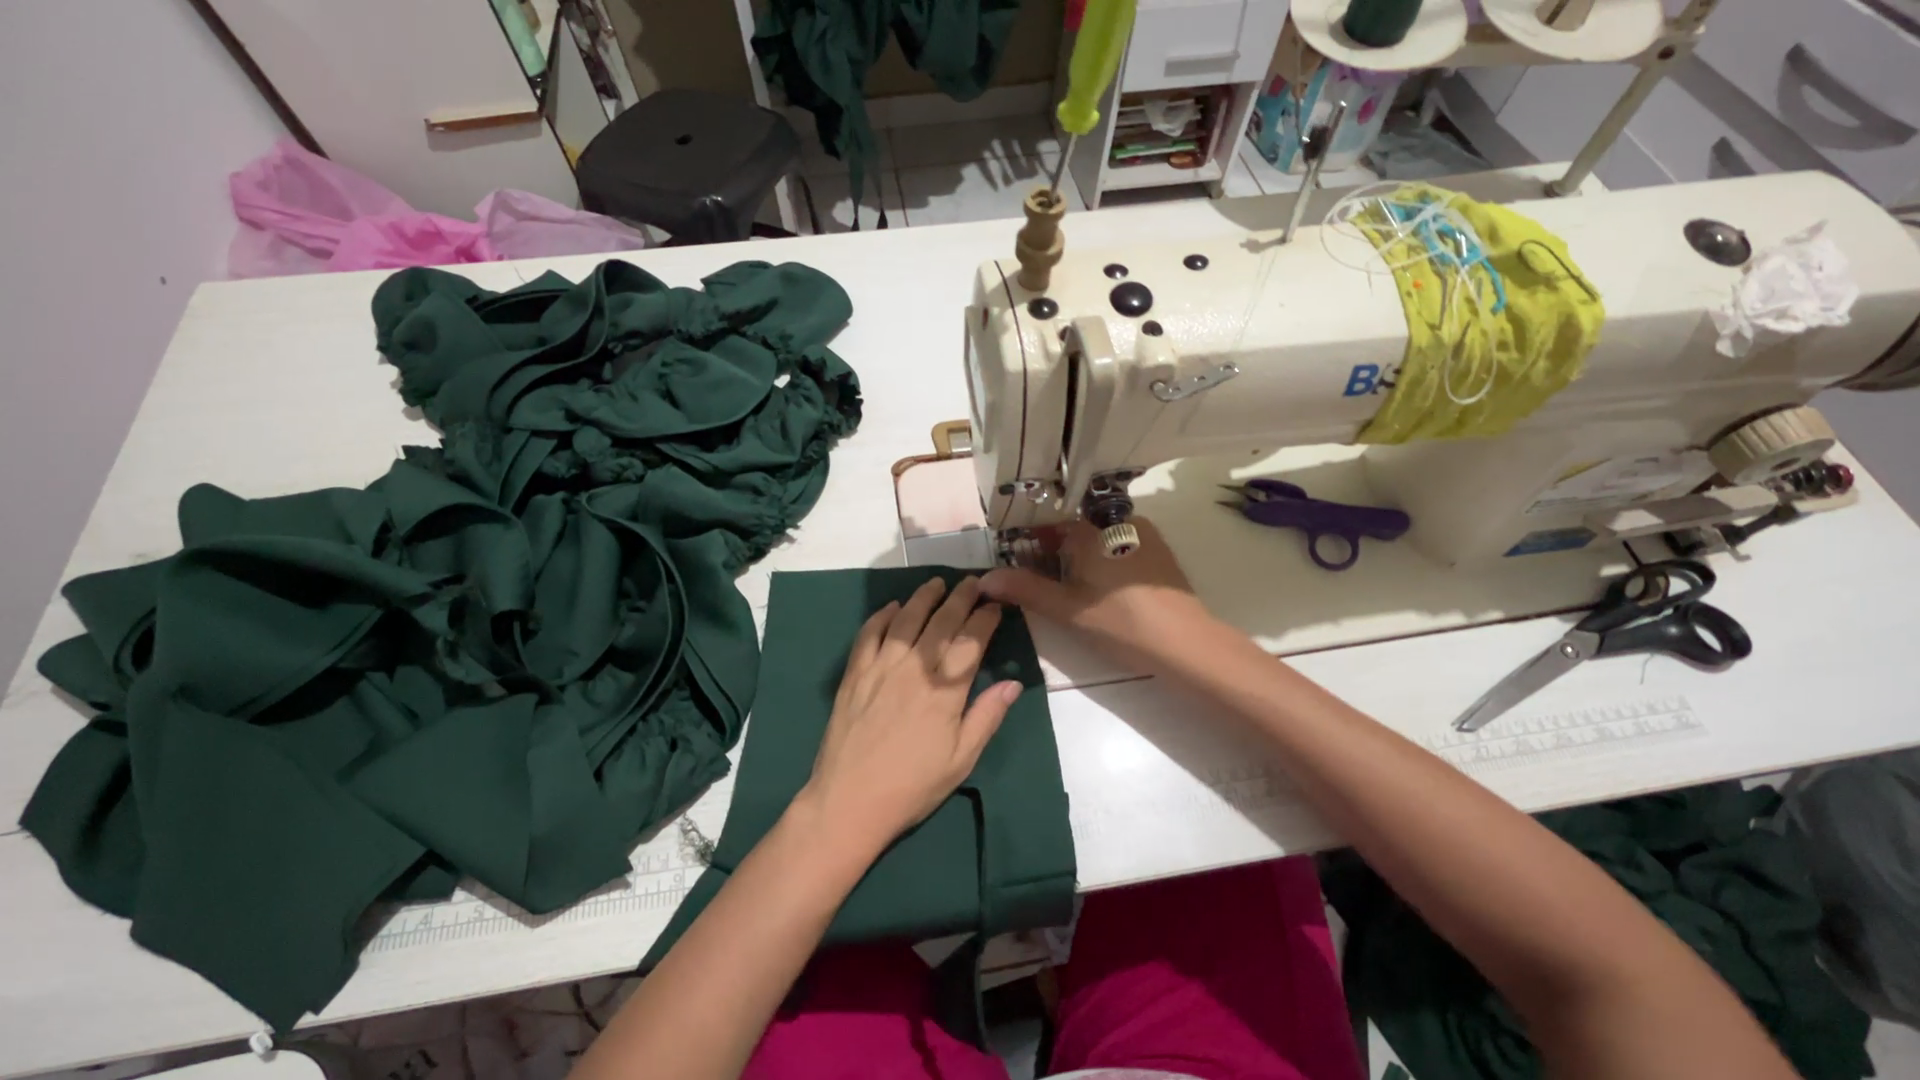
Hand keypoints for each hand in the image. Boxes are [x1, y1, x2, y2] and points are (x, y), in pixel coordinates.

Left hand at [796, 576, 1022, 856]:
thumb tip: (1012, 683)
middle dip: (960, 597)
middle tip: (973, 582)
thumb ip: (987, 716)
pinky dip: (882, 615)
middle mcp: (915, 668)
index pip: (971, 640)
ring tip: (936, 583)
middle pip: (941, 621)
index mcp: (946, 690)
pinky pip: (868, 633)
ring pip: (905, 619)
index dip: (985, 619)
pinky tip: (892, 607)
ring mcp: (880, 667)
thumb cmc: (913, 785)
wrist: (850, 800)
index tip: (995, 606)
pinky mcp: (854, 673)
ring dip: (923, 597)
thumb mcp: (962, 759)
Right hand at [981, 518, 1214, 672]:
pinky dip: (1100, 560)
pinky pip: (1118, 546)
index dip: (1026, 539)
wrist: (1186, 644)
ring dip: (1076, 555)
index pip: (1047, 521)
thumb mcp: (1067, 610)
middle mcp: (1118, 521)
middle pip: (1073, 527)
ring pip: (1096, 537)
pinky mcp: (1158, 553)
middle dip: (1050, 549)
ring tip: (1062, 586)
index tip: (1012, 560)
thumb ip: (1026, 590)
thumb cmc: (1122, 624)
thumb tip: (984, 578)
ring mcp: (1142, 535)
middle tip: (1033, 579)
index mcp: (1092, 528)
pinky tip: (1095, 588)